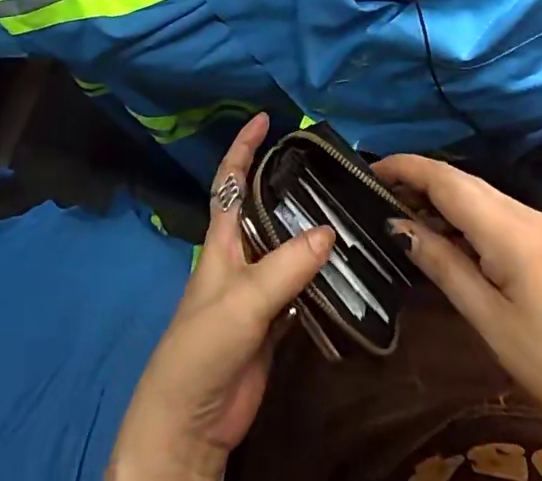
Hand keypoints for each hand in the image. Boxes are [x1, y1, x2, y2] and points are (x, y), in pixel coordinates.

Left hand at [108, 115, 334, 480]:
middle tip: (330, 164)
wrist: (190, 424)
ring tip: (350, 205)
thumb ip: (284, 266)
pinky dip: (324, 272)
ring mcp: (259, 289)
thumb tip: (329, 230)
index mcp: (221, 243)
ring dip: (313, 228)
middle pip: (268, 210)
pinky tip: (349, 262)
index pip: (231, 183)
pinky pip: (305, 284)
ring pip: (290, 246)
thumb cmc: (201, 351)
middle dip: (292, 183)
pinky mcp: (275, 319)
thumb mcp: (240, 303)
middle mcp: (241, 258)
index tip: (264, 117)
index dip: (243, 148)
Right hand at [374, 155, 541, 480]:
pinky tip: (448, 239)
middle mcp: (530, 215)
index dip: (406, 167)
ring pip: (483, 197)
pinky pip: (500, 217)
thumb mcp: (489, 319)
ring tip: (401, 216)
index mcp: (512, 229)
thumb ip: (444, 265)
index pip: (448, 179)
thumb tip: (399, 227)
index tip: (368, 169)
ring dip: (442, 200)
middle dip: (420, 180)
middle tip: (376, 195)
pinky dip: (467, 218)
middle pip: (465, 182)